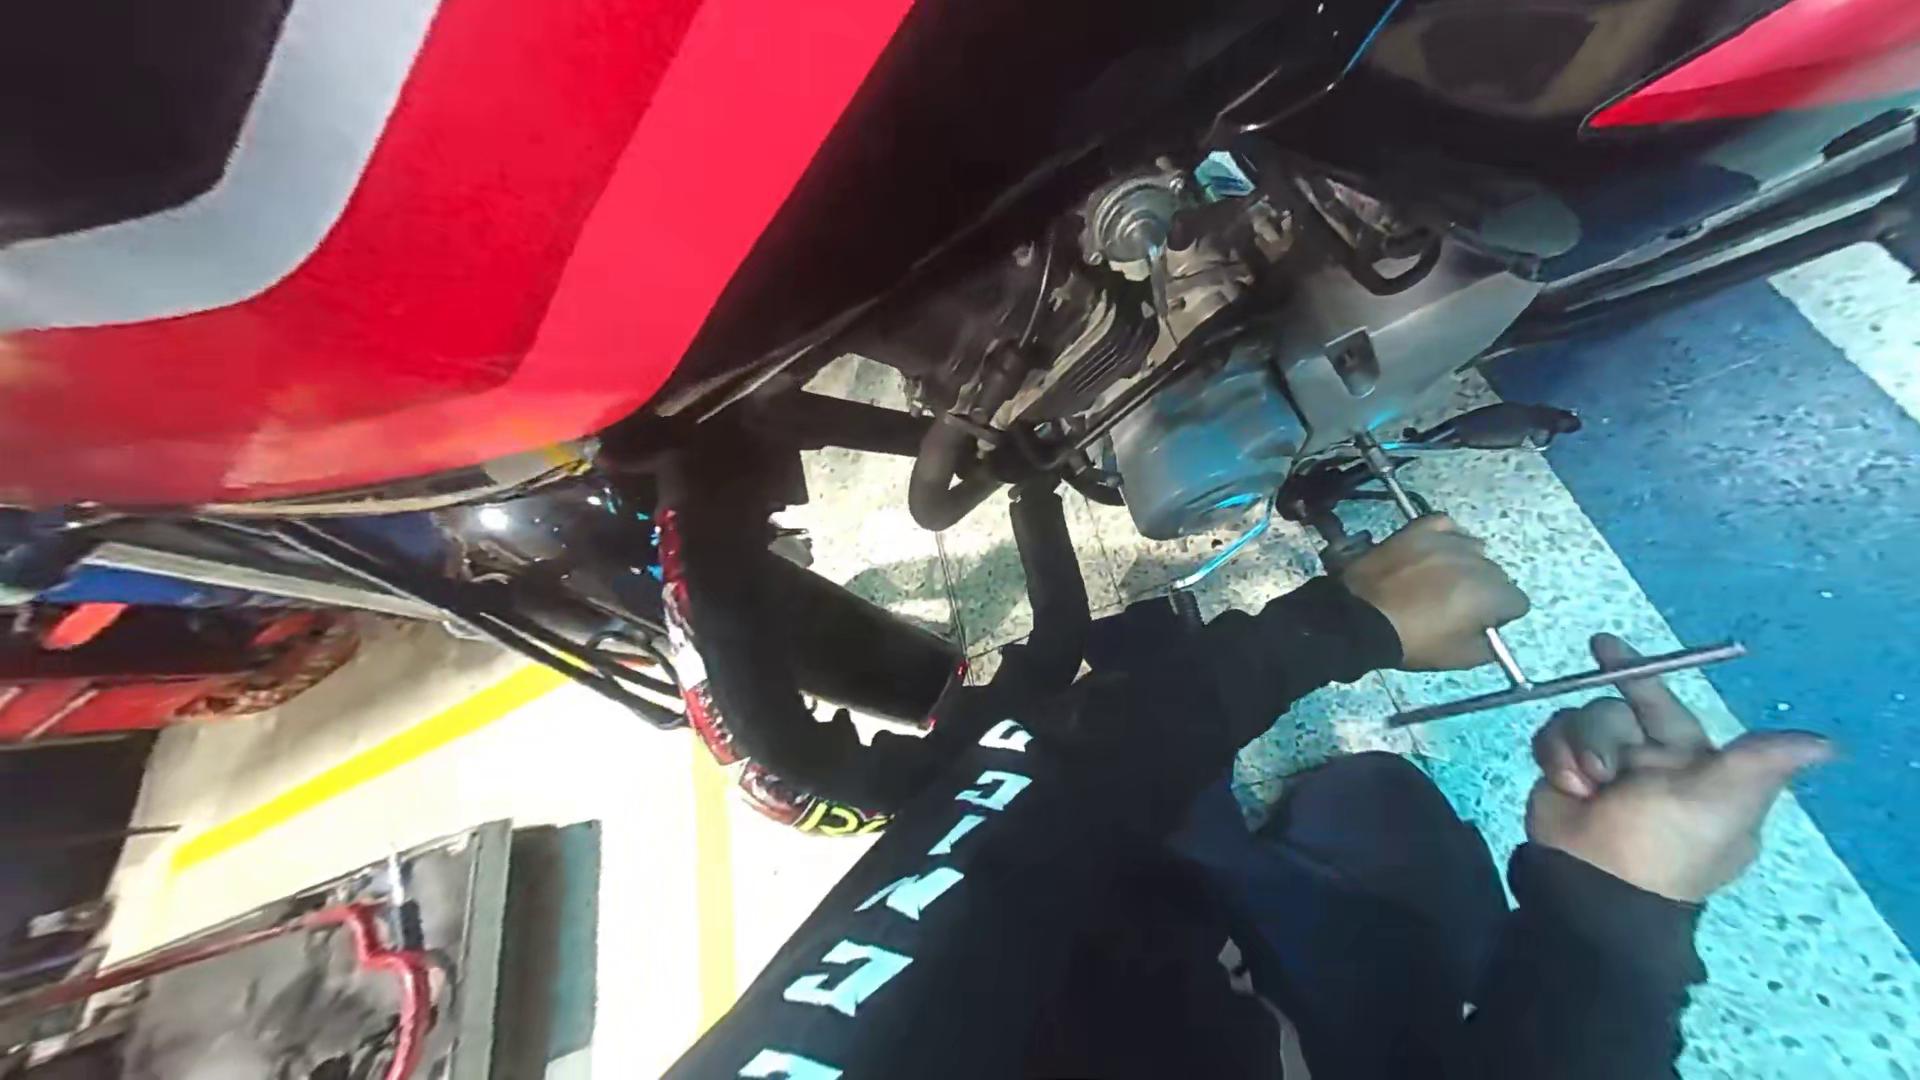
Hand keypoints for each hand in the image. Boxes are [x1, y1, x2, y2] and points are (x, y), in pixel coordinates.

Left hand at [1341, 515, 1529, 669]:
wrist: (1357, 618)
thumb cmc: (1410, 640)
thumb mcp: (1462, 657)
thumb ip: (1489, 643)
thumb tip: (1488, 628)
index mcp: (1493, 593)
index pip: (1515, 602)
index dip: (1495, 616)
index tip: (1471, 622)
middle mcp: (1476, 562)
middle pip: (1493, 574)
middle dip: (1478, 589)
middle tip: (1447, 603)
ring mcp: (1443, 542)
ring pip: (1471, 548)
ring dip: (1461, 562)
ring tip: (1434, 578)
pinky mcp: (1414, 531)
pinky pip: (1442, 524)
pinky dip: (1442, 535)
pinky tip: (1431, 550)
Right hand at [1528, 634, 1833, 902]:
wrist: (1593, 877)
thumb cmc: (1662, 842)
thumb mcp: (1714, 806)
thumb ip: (1755, 767)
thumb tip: (1824, 743)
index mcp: (1688, 762)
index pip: (1661, 706)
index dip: (1636, 673)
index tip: (1602, 643)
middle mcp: (1644, 756)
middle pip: (1608, 711)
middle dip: (1600, 736)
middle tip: (1601, 772)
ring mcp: (1598, 761)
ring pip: (1573, 720)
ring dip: (1571, 749)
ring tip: (1579, 785)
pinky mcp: (1559, 765)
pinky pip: (1547, 735)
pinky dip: (1550, 754)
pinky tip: (1562, 782)